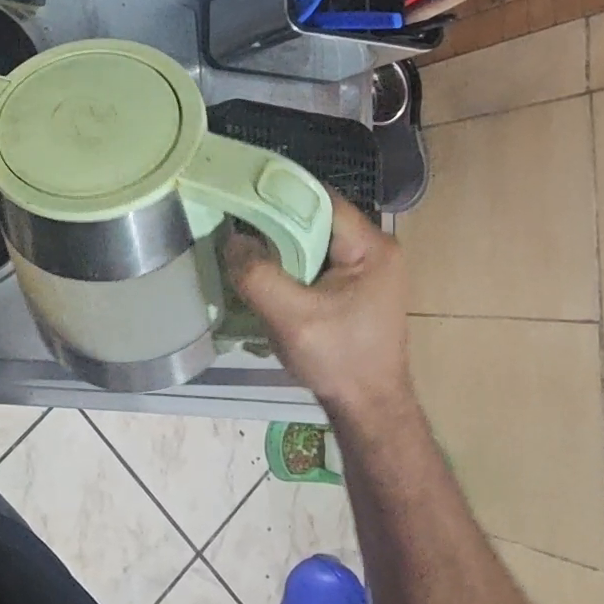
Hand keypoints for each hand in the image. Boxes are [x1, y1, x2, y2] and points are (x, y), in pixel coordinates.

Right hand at [225, 194, 410, 412]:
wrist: (368, 408)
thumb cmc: (339, 359)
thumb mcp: (292, 317)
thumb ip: (258, 274)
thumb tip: (231, 241)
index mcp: (371, 248)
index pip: (319, 201)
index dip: (277, 195)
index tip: (236, 195)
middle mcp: (373, 250)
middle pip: (312, 219)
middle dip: (271, 221)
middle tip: (230, 222)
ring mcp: (363, 270)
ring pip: (309, 240)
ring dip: (275, 245)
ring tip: (239, 248)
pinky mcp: (349, 288)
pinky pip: (310, 261)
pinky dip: (284, 264)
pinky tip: (259, 274)